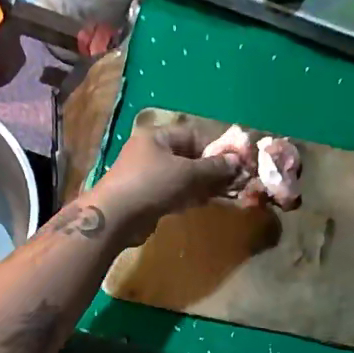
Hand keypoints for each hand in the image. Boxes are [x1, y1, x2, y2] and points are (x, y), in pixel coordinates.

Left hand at [91, 122, 243, 225]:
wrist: (115, 217)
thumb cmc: (151, 184)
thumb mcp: (186, 173)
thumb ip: (213, 167)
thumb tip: (237, 160)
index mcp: (157, 137)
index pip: (192, 135)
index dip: (214, 147)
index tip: (233, 161)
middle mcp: (151, 152)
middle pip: (188, 157)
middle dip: (210, 169)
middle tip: (231, 181)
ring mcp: (147, 176)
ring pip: (181, 177)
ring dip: (202, 185)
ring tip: (223, 194)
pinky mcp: (146, 197)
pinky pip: (173, 193)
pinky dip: (188, 197)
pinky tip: (204, 203)